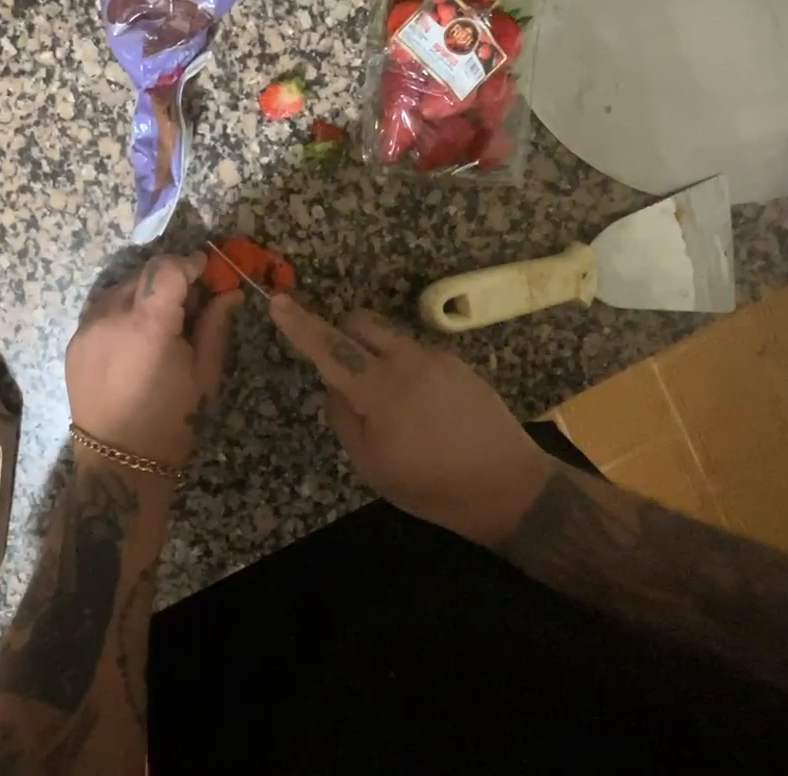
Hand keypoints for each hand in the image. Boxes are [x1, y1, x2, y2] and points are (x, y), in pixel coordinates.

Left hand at [66, 254, 242, 468]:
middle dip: (170, 280)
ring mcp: (87, 327)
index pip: (167, 268)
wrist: (119, 461)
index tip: (206, 270)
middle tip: (190, 302)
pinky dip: (123, 310)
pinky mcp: (74, 341)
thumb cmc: (172, 422)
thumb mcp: (205, 375)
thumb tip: (230, 293)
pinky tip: (135, 336)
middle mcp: (111, 316)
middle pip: (144, 274)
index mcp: (148, 324)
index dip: (190, 263)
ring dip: (144, 293)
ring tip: (161, 321)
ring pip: (121, 288)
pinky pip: (102, 308)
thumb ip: (215, 326)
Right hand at [269, 296, 553, 544]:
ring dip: (374, 352)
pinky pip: (417, 352)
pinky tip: (422, 408)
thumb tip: (333, 384)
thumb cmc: (431, 486)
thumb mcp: (371, 464)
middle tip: (343, 371)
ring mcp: (438, 358)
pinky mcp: (459, 363)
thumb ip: (343, 416)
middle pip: (360, 322)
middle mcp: (407, 361)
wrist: (510, 487)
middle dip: (341, 334)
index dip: (300, 325)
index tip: (277, 301)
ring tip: (390, 402)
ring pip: (390, 337)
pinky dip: (404, 367)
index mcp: (379, 389)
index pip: (329, 348)